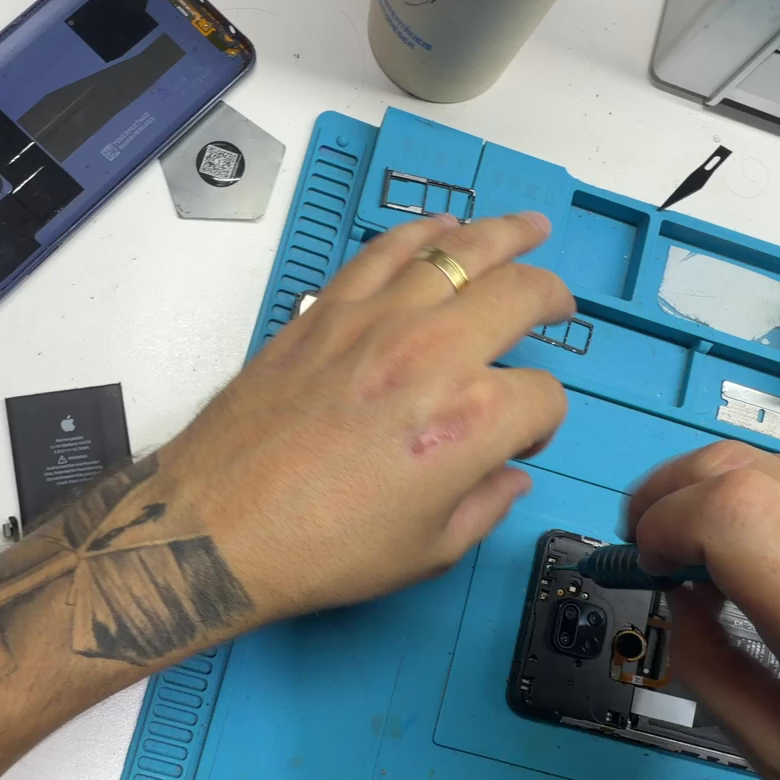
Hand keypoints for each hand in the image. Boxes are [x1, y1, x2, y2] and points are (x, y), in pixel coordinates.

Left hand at [159, 212, 571, 621]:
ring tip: (528, 228)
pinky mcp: (325, 313)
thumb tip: (512, 477)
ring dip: (503, 235)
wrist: (220, 527)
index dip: (543, 423)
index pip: (542, 398)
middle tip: (559, 305)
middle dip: (552, 297)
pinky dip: (420, 234)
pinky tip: (439, 230)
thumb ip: (486, 507)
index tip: (522, 440)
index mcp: (471, 421)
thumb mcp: (426, 552)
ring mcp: (374, 322)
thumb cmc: (323, 551)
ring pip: (457, 251)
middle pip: (519, 295)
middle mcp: (432, 354)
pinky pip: (384, 252)